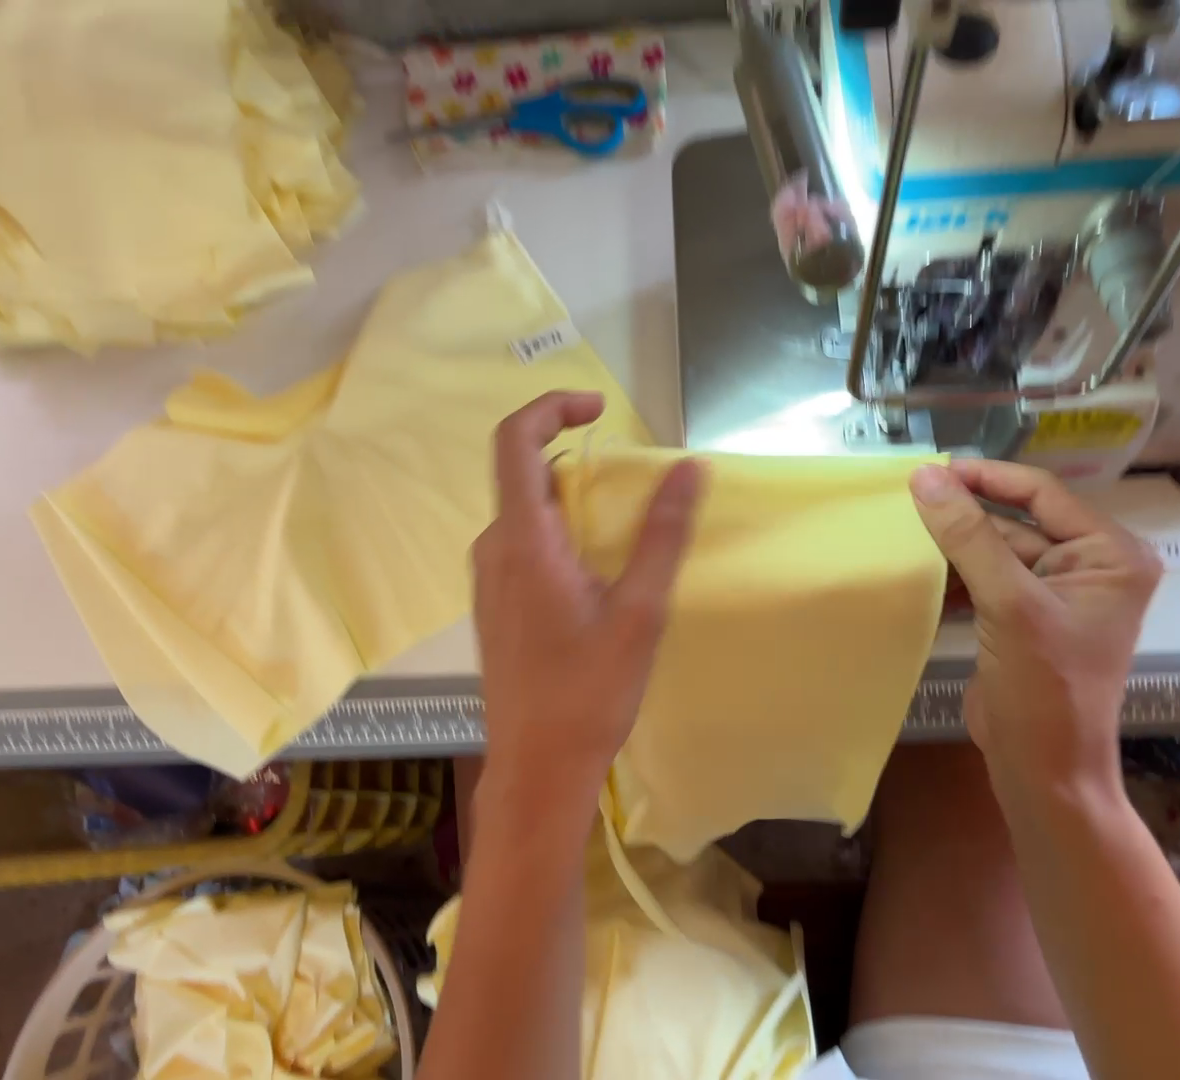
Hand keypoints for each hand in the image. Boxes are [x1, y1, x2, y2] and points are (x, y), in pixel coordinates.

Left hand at [472, 392, 703, 797]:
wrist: (536, 769)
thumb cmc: (589, 693)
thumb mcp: (639, 612)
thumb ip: (662, 535)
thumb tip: (690, 468)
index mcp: (523, 541)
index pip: (515, 441)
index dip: (552, 407)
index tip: (599, 409)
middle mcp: (494, 550)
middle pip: (524, 475)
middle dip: (575, 460)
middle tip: (629, 483)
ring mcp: (489, 581)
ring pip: (525, 513)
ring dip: (570, 502)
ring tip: (620, 533)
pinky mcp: (496, 606)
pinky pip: (523, 546)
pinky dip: (559, 534)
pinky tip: (595, 576)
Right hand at [908, 461, 1160, 803]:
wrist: (1042, 769)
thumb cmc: (1044, 689)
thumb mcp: (1009, 604)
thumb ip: (969, 537)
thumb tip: (925, 476)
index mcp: (1111, 554)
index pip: (1042, 493)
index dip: (986, 477)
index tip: (930, 469)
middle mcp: (1090, 566)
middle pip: (1016, 520)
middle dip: (965, 512)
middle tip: (906, 498)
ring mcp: (1056, 594)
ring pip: (995, 550)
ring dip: (955, 543)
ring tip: (904, 527)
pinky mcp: (1025, 619)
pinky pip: (986, 579)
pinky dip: (954, 574)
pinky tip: (919, 568)